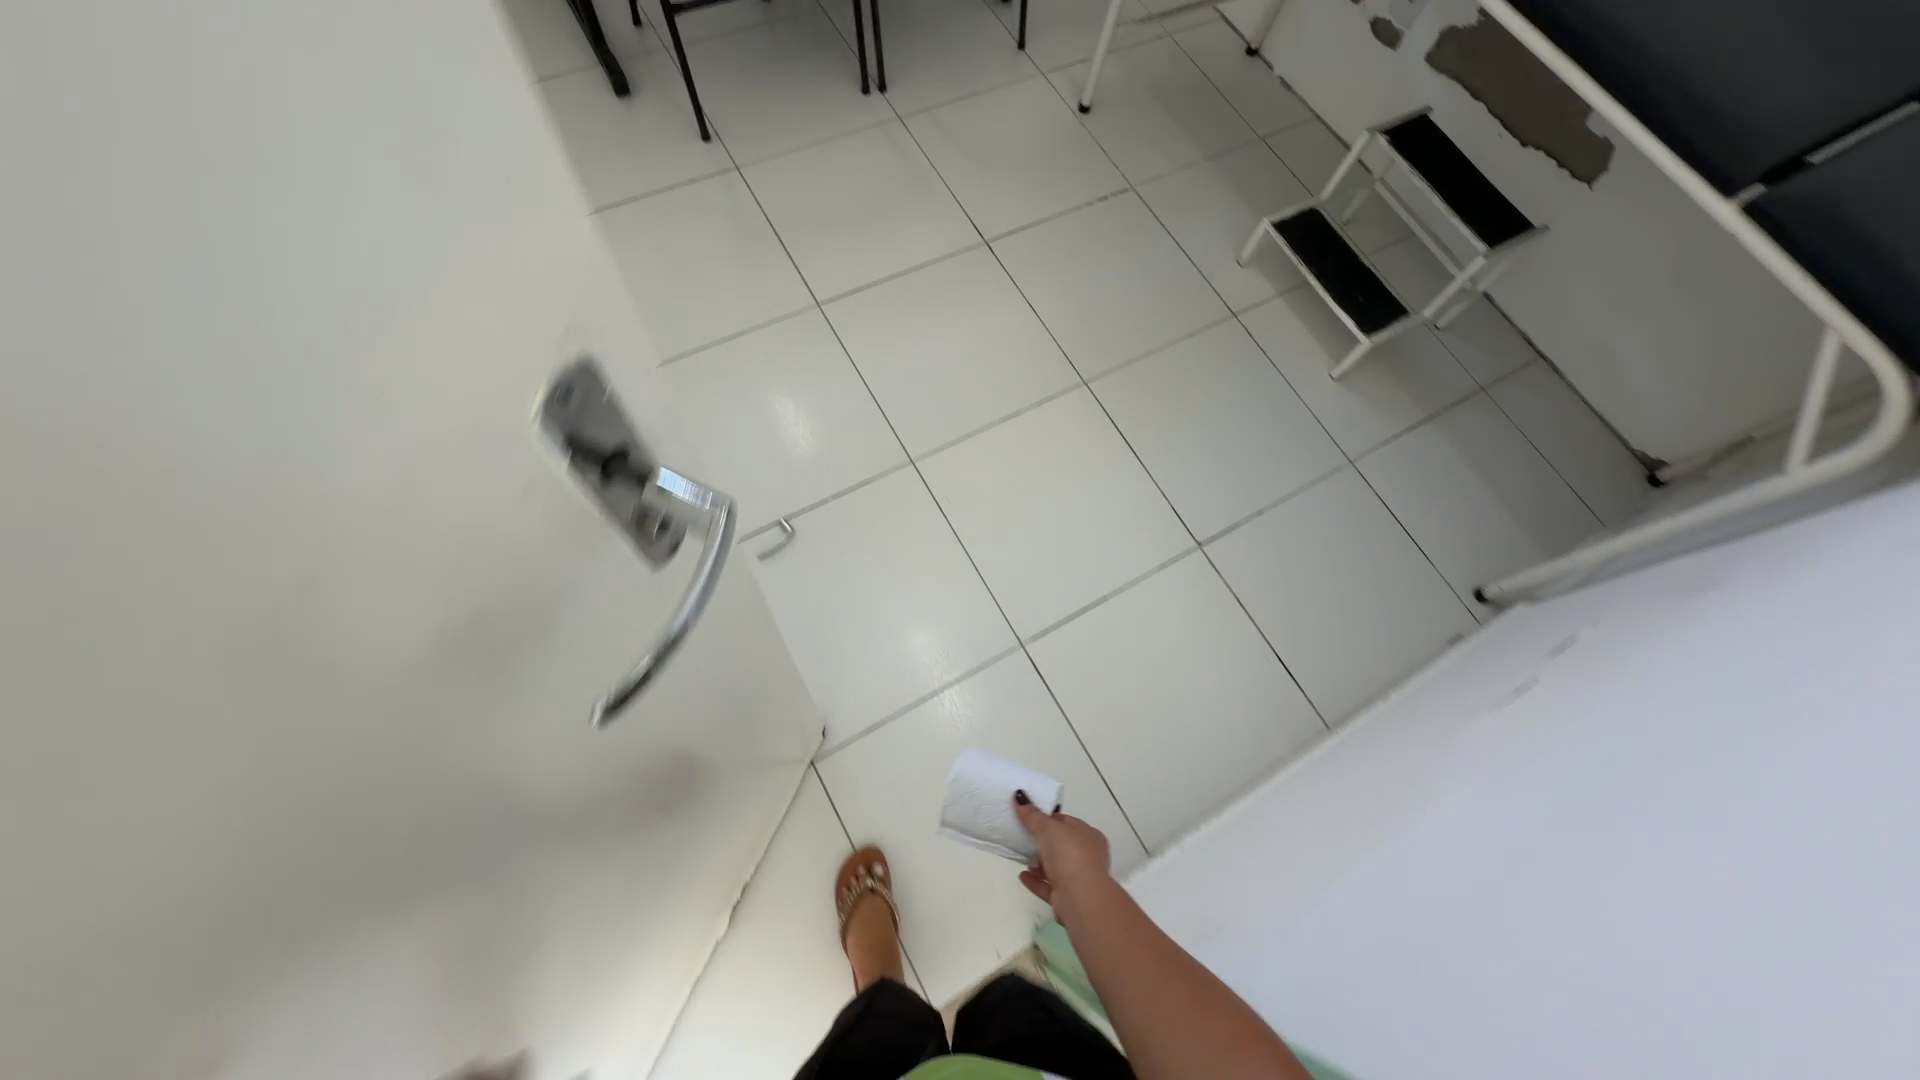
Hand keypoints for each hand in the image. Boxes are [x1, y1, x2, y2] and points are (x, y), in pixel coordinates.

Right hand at [1013, 790, 1111, 906]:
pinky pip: (1049, 886)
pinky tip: (1022, 875)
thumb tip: (1019, 796)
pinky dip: (1036, 880)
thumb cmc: (1069, 855)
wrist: (1080, 897)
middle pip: (1061, 845)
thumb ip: (1033, 815)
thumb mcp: (1048, 829)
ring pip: (1056, 867)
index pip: (1067, 823)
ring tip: (1020, 856)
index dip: (1048, 819)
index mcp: (1089, 836)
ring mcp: (1079, 878)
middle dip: (1042, 842)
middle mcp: (1087, 856)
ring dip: (1039, 862)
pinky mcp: (1068, 898)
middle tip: (1022, 836)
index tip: (1029, 817)